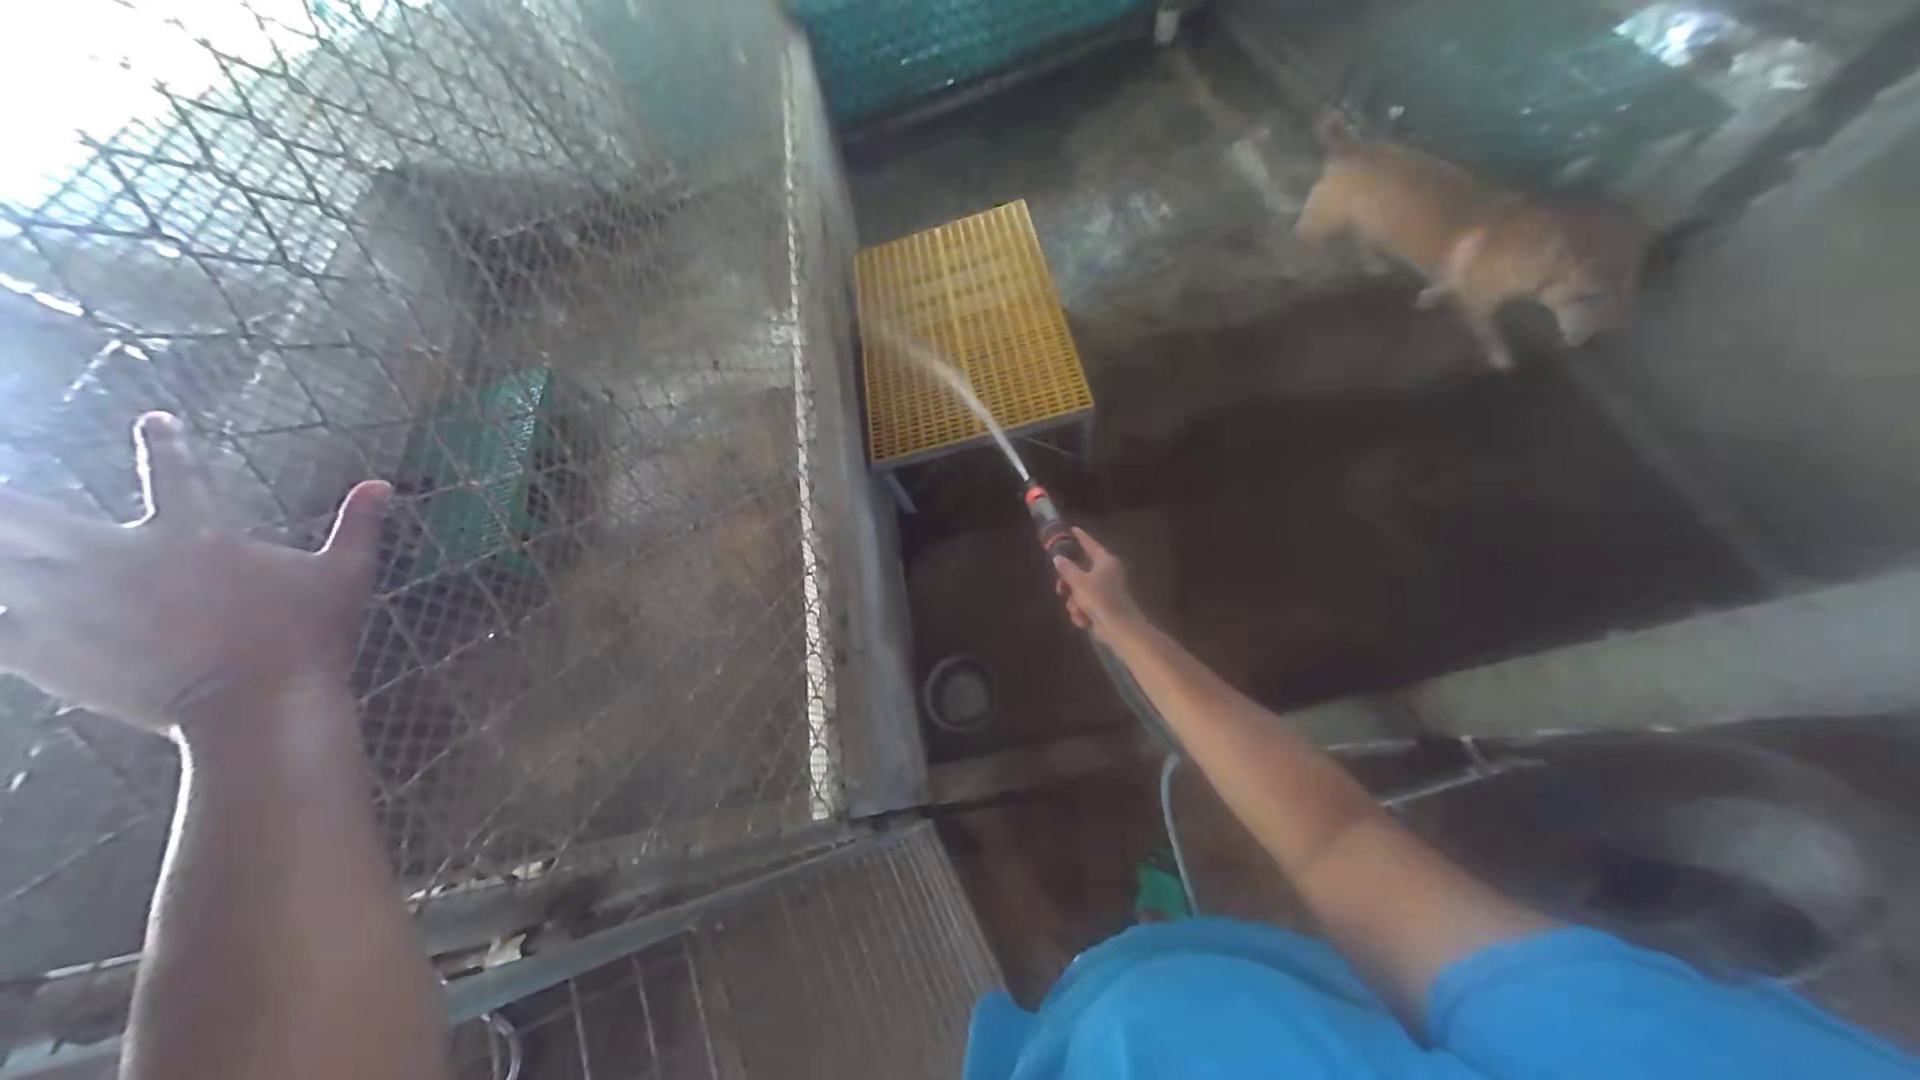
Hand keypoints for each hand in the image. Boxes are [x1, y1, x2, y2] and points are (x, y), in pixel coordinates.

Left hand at [0, 412, 388, 736]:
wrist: (258, 703)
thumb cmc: (309, 634)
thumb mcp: (347, 575)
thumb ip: (359, 527)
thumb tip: (381, 484)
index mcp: (192, 537)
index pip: (176, 475)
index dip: (166, 444)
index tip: (155, 420)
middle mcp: (114, 559)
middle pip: (23, 513)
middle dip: (0, 499)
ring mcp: (68, 606)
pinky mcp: (41, 651)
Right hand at [1052, 527, 1147, 641]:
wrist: (1120, 629)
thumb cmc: (1100, 600)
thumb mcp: (1079, 582)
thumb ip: (1066, 568)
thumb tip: (1058, 558)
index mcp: (1105, 561)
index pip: (1090, 544)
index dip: (1079, 537)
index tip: (1071, 529)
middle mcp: (1108, 572)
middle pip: (1080, 571)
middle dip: (1068, 583)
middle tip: (1060, 589)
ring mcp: (1107, 590)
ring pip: (1080, 591)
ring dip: (1075, 602)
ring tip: (1078, 611)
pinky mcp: (1105, 606)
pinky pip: (1086, 605)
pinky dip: (1082, 613)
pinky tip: (1084, 620)